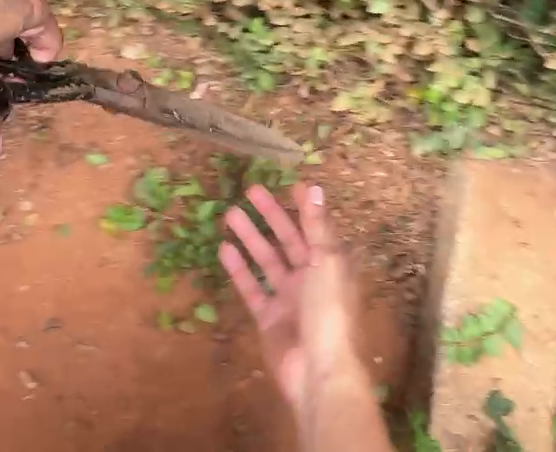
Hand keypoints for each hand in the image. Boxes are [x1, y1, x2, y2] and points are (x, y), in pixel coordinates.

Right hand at [220, 185, 367, 417]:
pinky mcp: (269, 318)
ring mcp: (288, 297)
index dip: (304, 206)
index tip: (290, 184)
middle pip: (289, 239)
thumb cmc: (330, 311)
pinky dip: (239, 269)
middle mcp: (310, 276)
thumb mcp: (326, 262)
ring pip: (267, 260)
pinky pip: (252, 288)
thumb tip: (315, 187)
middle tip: (251, 190)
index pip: (316, 226)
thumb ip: (317, 226)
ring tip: (231, 214)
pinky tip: (224, 250)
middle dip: (272, 215)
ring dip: (251, 237)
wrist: (318, 370)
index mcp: (330, 262)